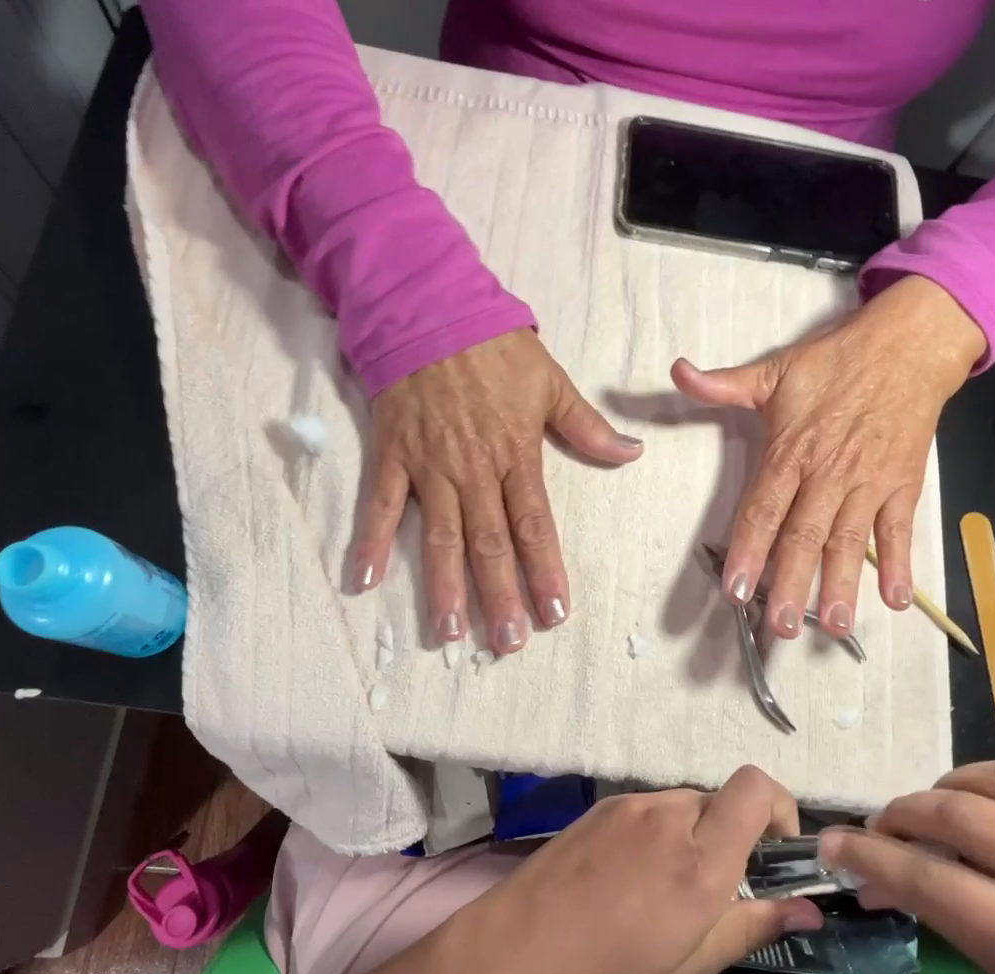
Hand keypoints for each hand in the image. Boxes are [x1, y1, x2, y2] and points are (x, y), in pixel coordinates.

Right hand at [354, 329, 642, 653]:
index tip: (554, 614)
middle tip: (507, 643)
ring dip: (444, 586)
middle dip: (499, 596)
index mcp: (515, 455)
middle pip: (489, 544)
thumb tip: (631, 454)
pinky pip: (381, 505)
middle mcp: (473, 471)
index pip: (534, 525)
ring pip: (440, 536)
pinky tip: (363, 581)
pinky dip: (371, 541)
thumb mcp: (550, 381)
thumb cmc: (494, 346)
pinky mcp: (393, 456)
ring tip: (448, 633)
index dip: (545, 572)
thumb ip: (586, 425)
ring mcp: (430, 467)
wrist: (430, 308)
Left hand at [438, 765, 823, 973]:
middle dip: (733, 835)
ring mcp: (630, 806)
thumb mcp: (688, 967)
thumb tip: (808, 908)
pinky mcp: (601, 806)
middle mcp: (669, 817)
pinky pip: (649, 809)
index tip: (774, 853)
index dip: (781, 809)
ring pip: (685, 805)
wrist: (515, 948)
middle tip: (713, 888)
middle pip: (723, 800)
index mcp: (700, 861)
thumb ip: (752, 927)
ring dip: (692, 835)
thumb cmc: (607, 971)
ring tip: (662, 888)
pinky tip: (628, 876)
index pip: (757, 788)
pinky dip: (657, 833)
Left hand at [673, 275, 982, 633]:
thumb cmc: (836, 361)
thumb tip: (677, 372)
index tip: (737, 590)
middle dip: (792, 583)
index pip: (764, 509)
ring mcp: (868, 481)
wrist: (908, 344)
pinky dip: (900, 563)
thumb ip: (723, 384)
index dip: (749, 551)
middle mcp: (828, 473)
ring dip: (842, 585)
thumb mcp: (774, 370)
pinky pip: (899, 528)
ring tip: (833, 627)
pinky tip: (895, 600)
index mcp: (791, 451)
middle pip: (805, 535)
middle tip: (779, 627)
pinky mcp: (903, 484)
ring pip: (851, 541)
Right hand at [819, 761, 994, 973]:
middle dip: (899, 814)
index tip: (832, 848)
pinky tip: (986, 804)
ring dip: (946, 786)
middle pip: (961, 814)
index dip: (869, 857)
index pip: (932, 879)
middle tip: (874, 829)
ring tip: (926, 809)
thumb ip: (974, 945)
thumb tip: (909, 889)